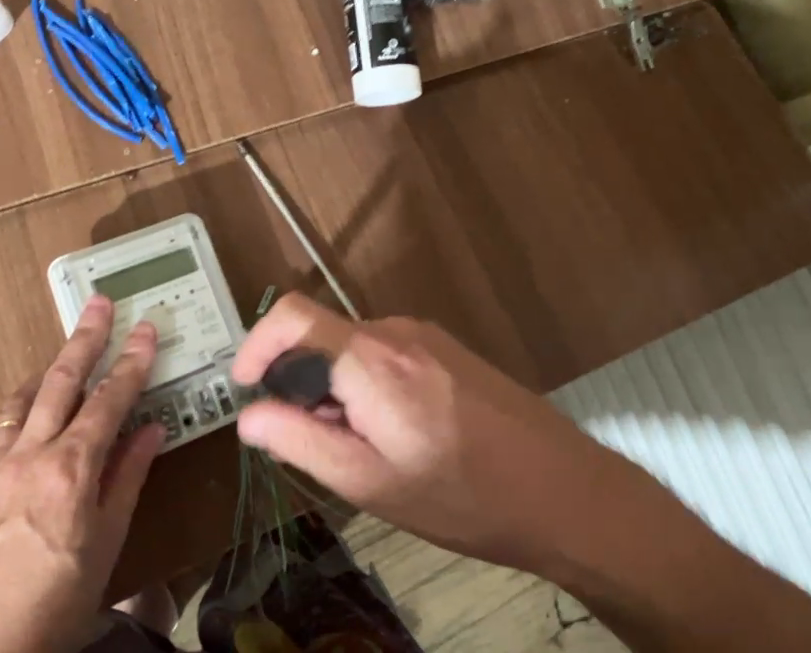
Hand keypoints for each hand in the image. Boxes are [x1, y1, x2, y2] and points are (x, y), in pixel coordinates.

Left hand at [0, 299, 165, 652]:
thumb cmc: (59, 600)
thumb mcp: (107, 542)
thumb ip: (127, 477)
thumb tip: (150, 429)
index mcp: (71, 467)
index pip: (109, 399)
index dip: (131, 361)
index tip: (145, 329)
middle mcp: (28, 455)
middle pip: (60, 382)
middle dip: (84, 339)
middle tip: (99, 304)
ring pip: (17, 403)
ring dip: (41, 375)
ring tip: (57, 358)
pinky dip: (9, 423)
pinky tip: (16, 426)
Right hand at [231, 292, 608, 575]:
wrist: (564, 492)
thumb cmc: (462, 496)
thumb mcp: (369, 483)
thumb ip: (300, 441)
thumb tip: (248, 415)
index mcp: (370, 360)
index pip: (293, 315)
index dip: (256, 344)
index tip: (246, 388)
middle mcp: (395, 331)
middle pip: (321, 336)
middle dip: (301, 384)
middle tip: (313, 444)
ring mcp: (427, 336)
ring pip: (352, 350)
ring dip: (336, 390)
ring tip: (363, 452)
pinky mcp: (448, 350)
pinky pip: (386, 355)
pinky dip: (368, 386)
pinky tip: (397, 436)